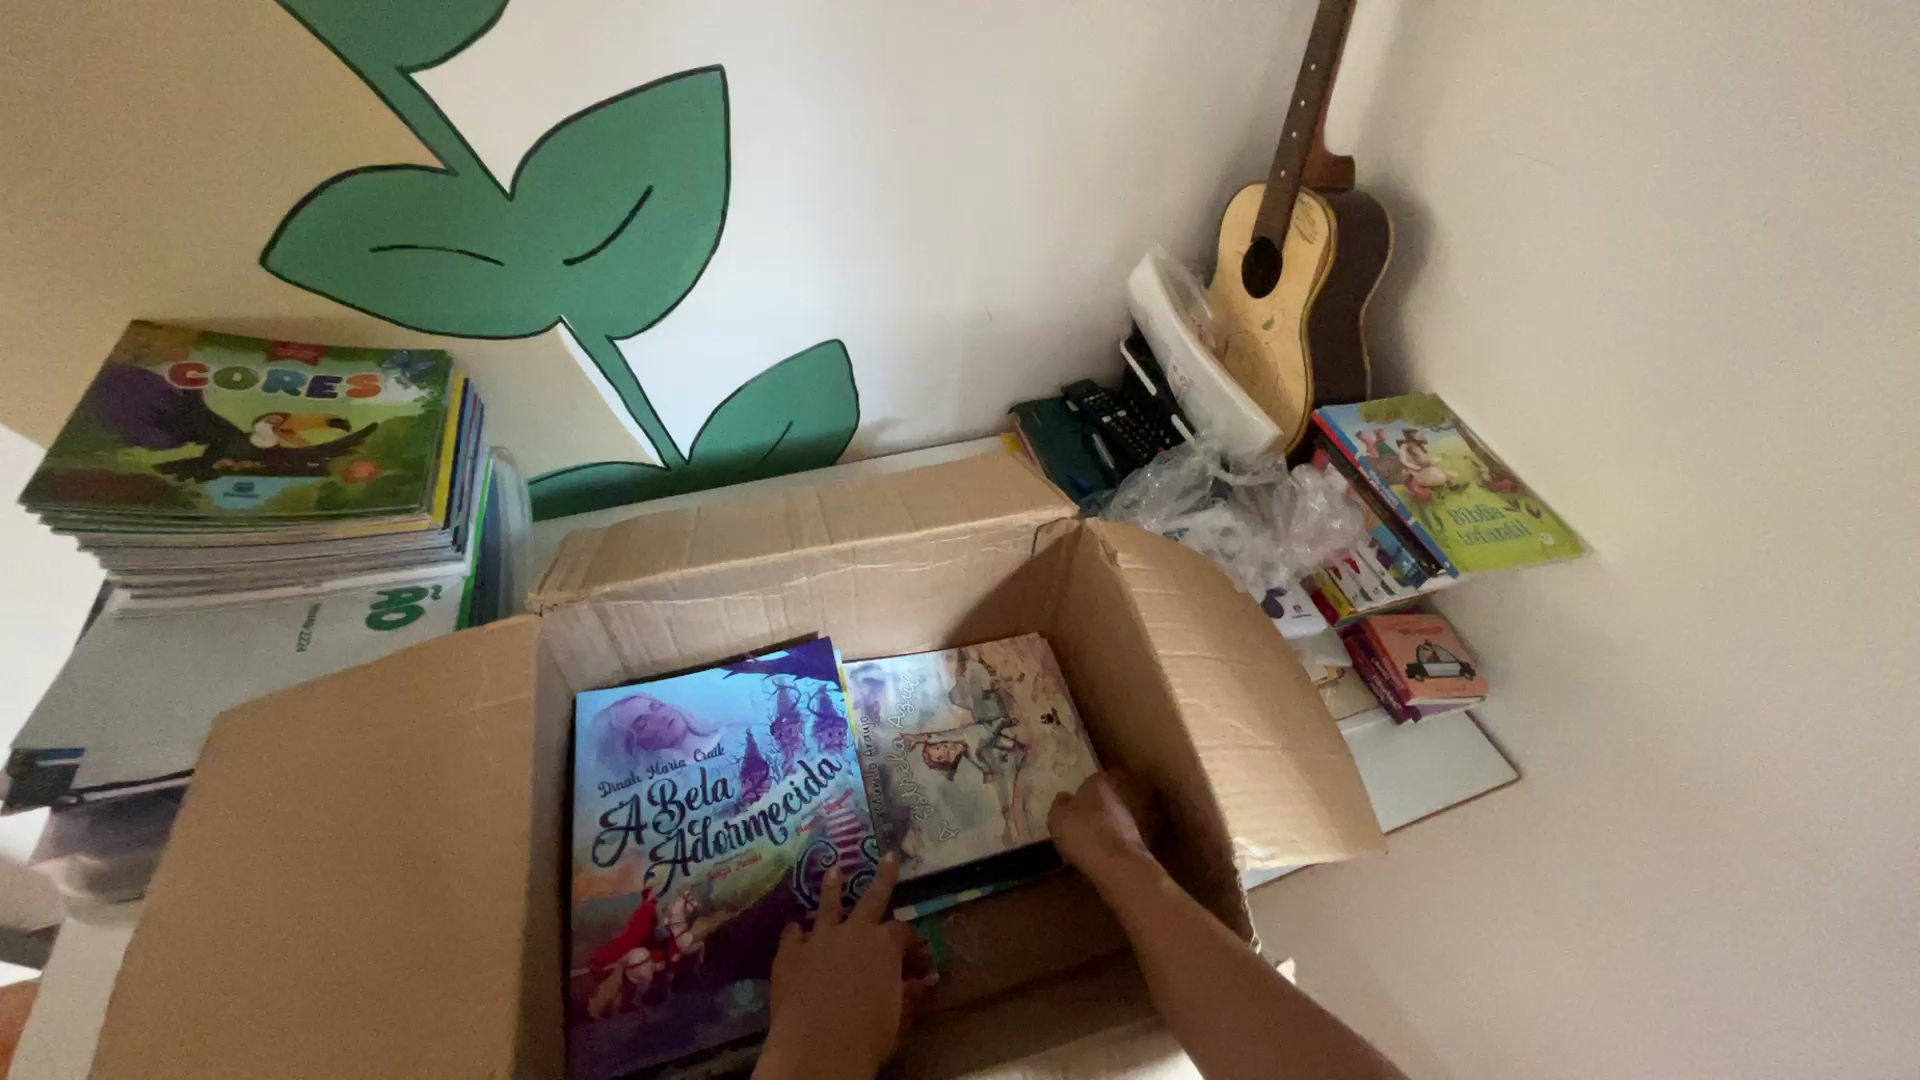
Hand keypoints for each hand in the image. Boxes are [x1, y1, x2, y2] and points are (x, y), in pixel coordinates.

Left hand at [756, 854, 936, 1079]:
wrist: (816, 1050)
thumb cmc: (867, 1038)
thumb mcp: (898, 1018)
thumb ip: (910, 994)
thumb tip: (927, 979)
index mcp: (885, 945)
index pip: (904, 932)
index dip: (913, 943)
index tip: (919, 958)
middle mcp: (854, 932)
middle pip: (872, 897)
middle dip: (884, 876)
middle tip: (890, 856)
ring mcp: (819, 939)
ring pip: (828, 906)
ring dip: (832, 889)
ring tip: (834, 871)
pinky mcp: (789, 956)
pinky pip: (792, 935)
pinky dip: (795, 932)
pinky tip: (794, 928)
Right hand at [1048, 770, 1157, 886]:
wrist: (1116, 864)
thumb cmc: (1082, 832)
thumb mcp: (1057, 817)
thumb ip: (1059, 804)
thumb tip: (1064, 797)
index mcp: (1098, 783)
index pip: (1088, 781)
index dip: (1078, 793)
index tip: (1069, 805)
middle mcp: (1116, 796)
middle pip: (1099, 801)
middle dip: (1088, 812)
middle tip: (1072, 825)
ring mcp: (1128, 820)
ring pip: (1107, 821)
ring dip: (1096, 830)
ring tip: (1079, 846)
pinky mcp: (1133, 842)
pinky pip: (1113, 840)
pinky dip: (1104, 847)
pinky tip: (1093, 858)